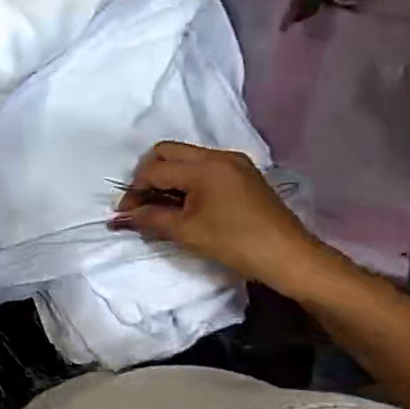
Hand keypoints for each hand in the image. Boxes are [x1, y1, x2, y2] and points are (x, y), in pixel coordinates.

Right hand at [110, 141, 333, 295]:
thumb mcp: (186, 232)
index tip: (125, 214)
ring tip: (160, 207)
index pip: (154, 169)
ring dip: (167, 177)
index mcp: (204, 167)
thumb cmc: (234, 243)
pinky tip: (184, 204)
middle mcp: (219, 156)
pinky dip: (186, 180)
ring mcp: (234, 163)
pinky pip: (203, 166)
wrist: (288, 256)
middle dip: (147, 175)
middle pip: (168, 152)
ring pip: (186, 158)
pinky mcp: (243, 174)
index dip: (134, 191)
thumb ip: (150, 218)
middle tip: (141, 203)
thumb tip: (121, 216)